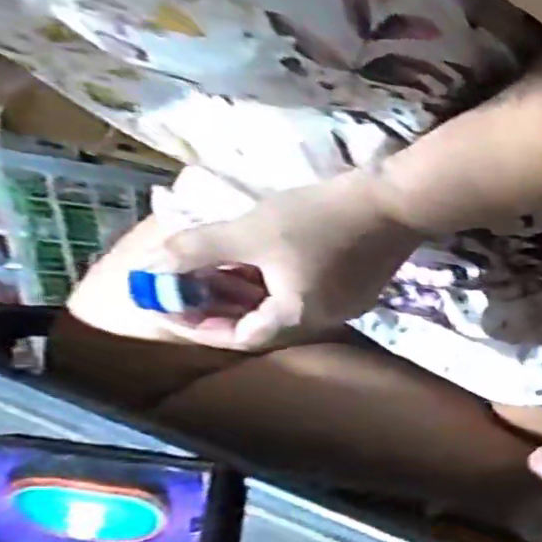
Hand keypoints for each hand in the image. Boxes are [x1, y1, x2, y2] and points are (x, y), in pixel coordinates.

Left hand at [133, 171, 423, 350]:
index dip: (196, 323)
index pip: (239, 337)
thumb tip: (147, 269)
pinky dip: (278, 285)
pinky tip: (265, 259)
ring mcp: (348, 303)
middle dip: (221, 306)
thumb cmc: (319, 221)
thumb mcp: (247, 232)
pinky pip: (308, 295)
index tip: (164, 300)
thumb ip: (191, 252)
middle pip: (264, 325)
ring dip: (250, 294)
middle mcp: (326, 318)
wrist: (394, 205)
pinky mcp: (359, 286)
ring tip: (221, 265)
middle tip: (186, 279)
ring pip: (287, 309)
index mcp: (298, 315)